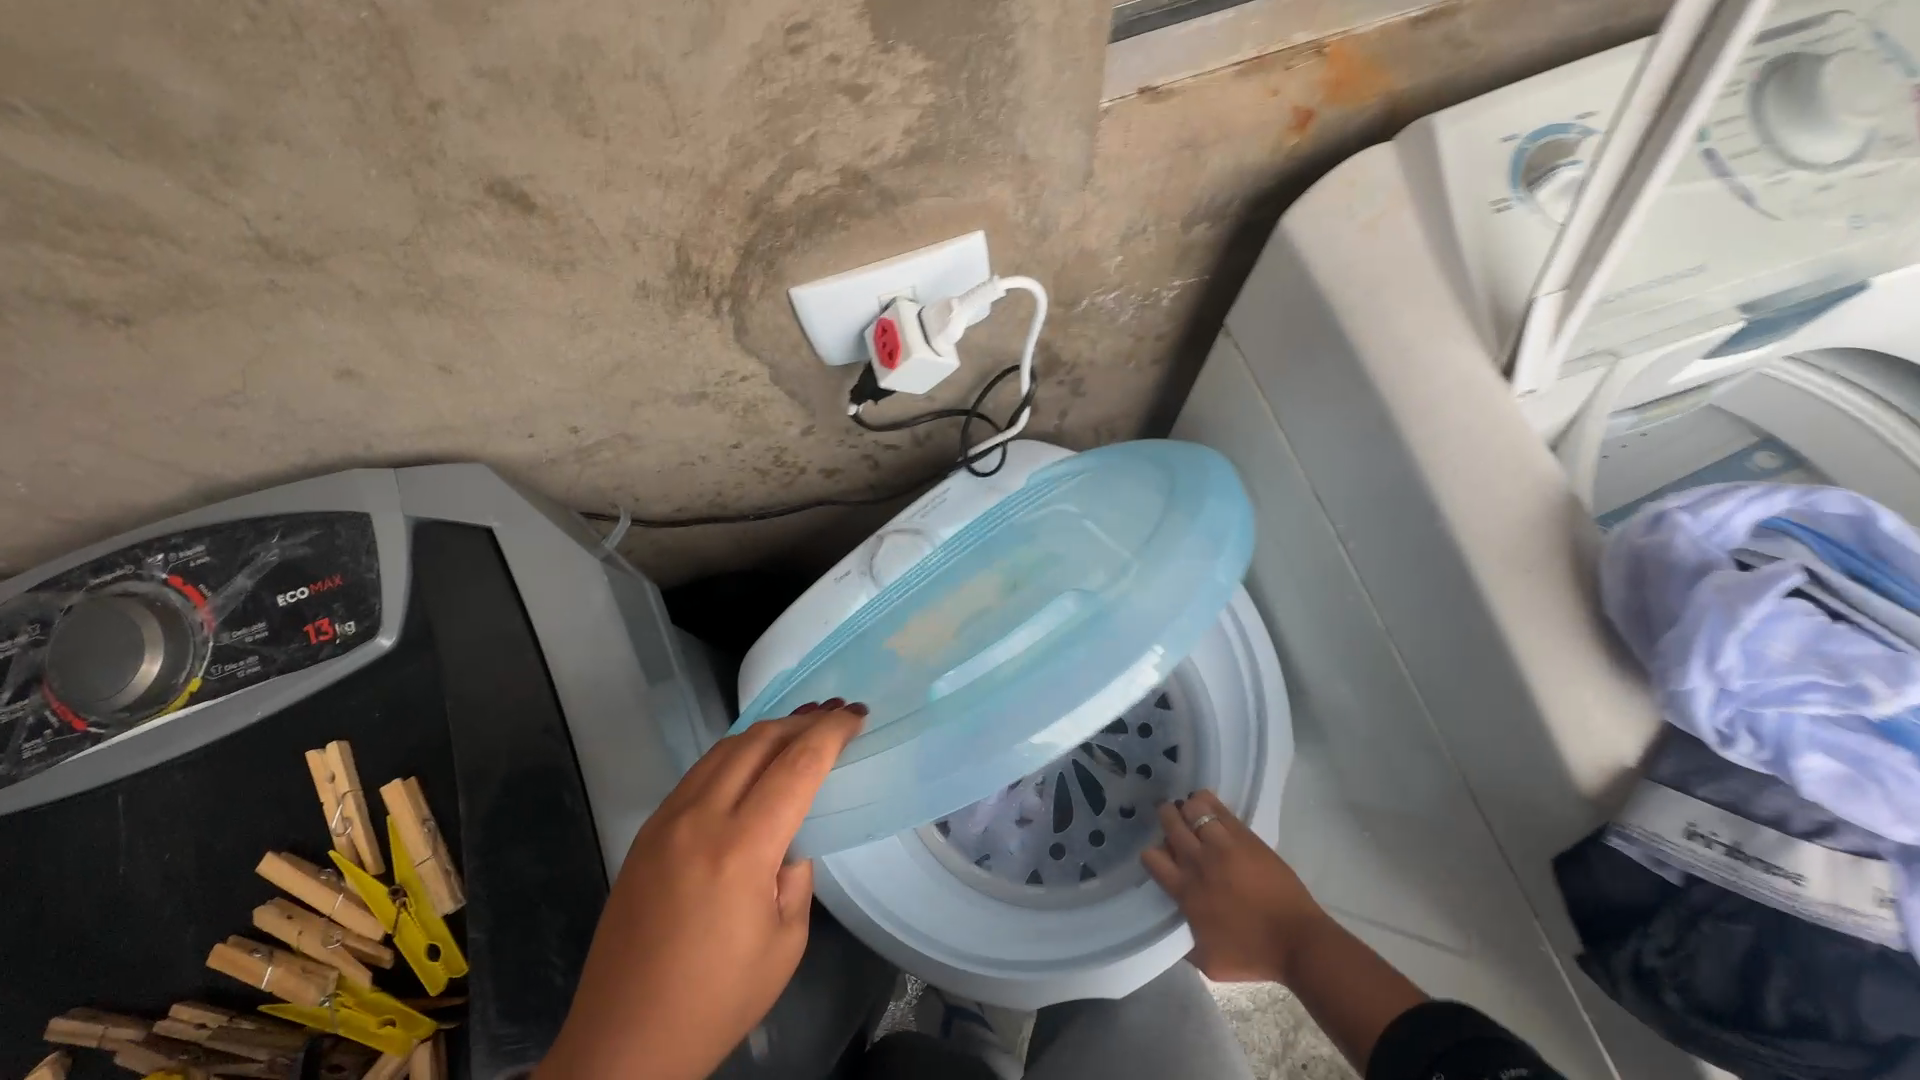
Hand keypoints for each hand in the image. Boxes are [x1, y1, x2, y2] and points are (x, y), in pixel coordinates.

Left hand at [536, 701, 865, 1079]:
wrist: (625, 1040)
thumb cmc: (718, 1000)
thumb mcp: (785, 942)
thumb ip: (795, 875)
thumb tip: (789, 838)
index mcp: (741, 848)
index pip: (796, 766)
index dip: (830, 734)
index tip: (856, 714)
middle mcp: (698, 819)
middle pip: (756, 743)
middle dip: (800, 722)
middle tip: (833, 716)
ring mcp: (664, 822)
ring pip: (721, 751)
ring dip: (765, 734)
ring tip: (798, 731)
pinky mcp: (645, 835)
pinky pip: (696, 775)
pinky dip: (732, 757)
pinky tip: (749, 767)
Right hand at [1141, 789, 1326, 983]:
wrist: (1297, 942)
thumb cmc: (1253, 955)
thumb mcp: (1206, 961)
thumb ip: (1183, 939)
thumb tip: (1174, 922)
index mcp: (1186, 892)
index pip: (1152, 857)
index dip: (1152, 854)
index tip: (1163, 859)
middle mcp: (1199, 862)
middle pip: (1170, 824)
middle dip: (1166, 819)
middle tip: (1171, 822)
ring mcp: (1224, 846)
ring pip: (1194, 809)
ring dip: (1187, 808)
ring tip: (1191, 813)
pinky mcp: (1247, 838)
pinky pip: (1219, 809)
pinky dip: (1207, 802)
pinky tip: (1206, 804)